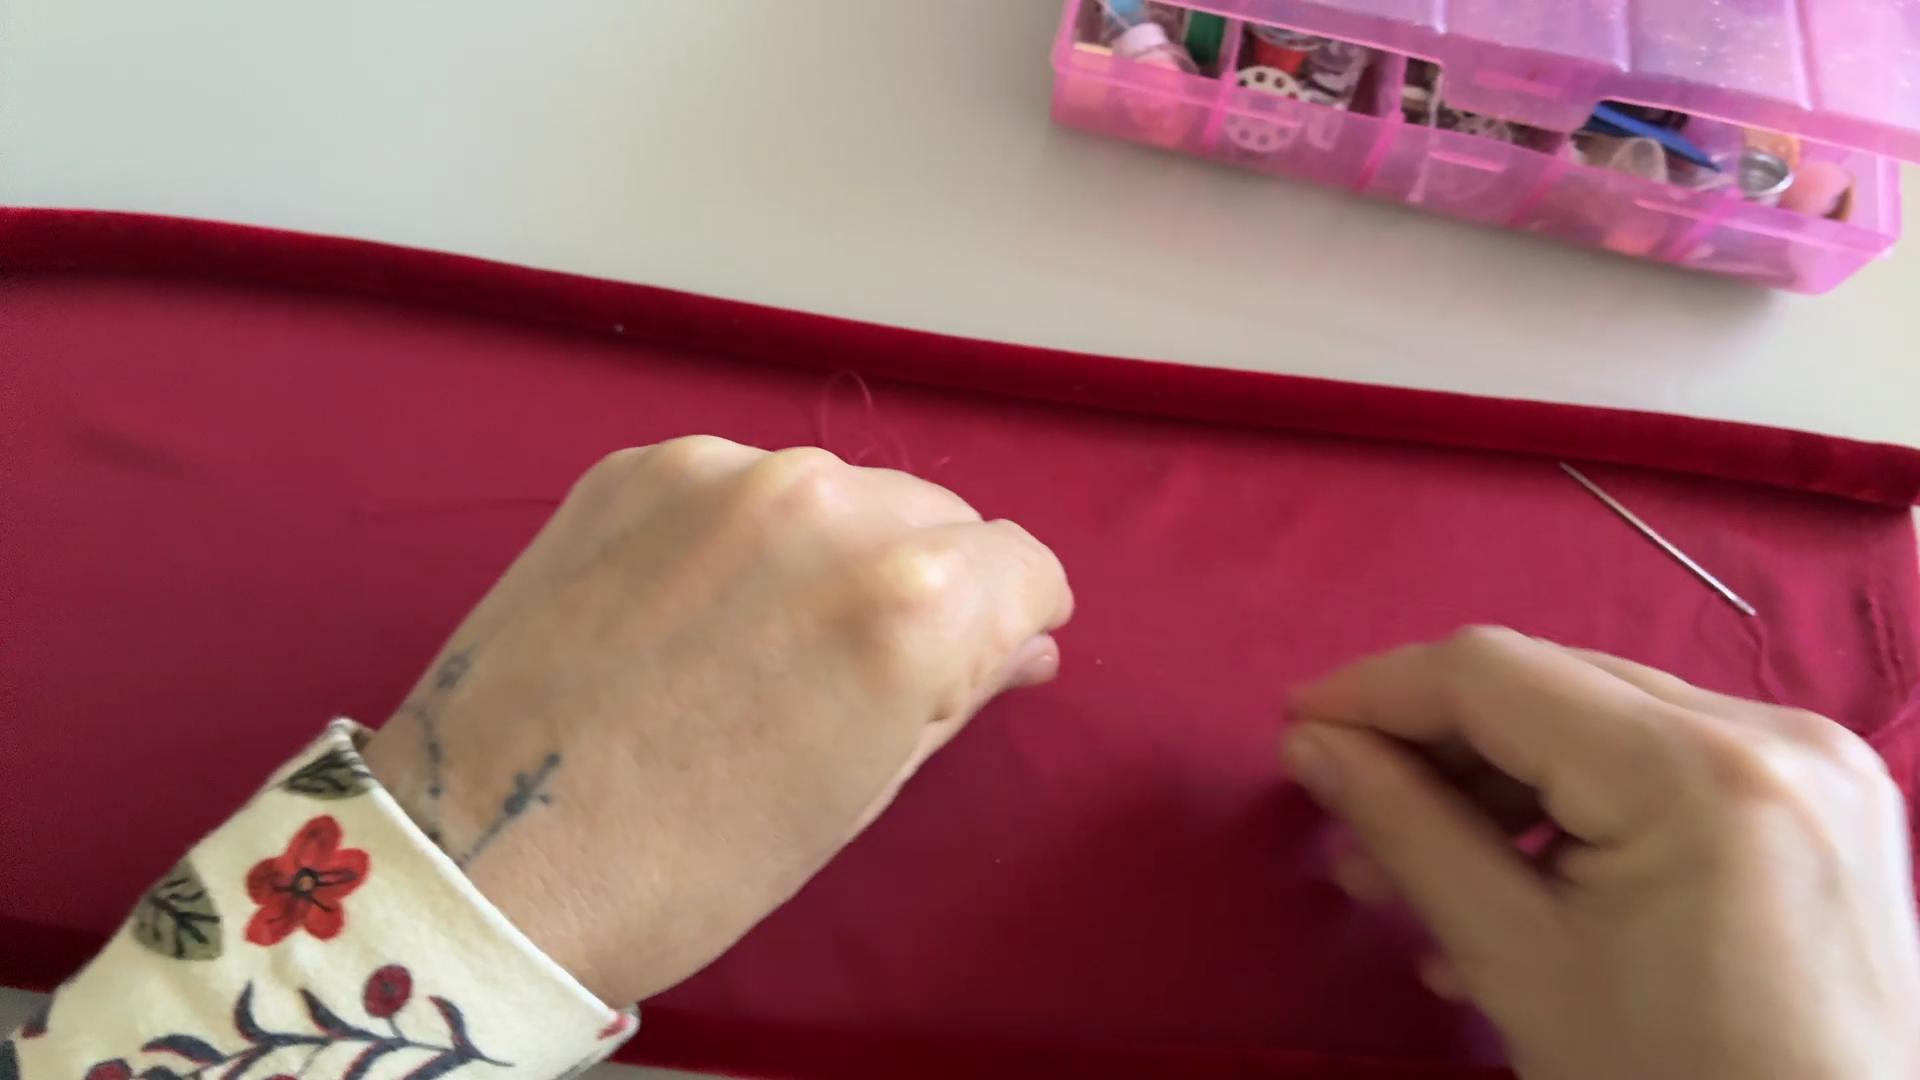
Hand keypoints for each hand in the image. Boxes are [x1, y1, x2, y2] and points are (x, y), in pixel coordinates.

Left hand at [360, 438, 1072, 1004]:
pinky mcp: (643, 463)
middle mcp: (830, 505)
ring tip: (768, 627)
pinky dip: (754, 531)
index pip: (1026, 564)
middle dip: (934, 577)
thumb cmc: (708, 856)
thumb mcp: (870, 782)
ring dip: (843, 547)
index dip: (1018, 613)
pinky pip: (751, 482)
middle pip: (942, 514)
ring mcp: (727, 471)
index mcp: (910, 601)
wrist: (483, 856)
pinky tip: (697, 597)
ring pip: (850, 490)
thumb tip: (1027, 639)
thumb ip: (966, 684)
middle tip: (862, 656)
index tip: (988, 648)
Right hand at [1281, 627, 1919, 1079]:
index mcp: (1698, 769)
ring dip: (1467, 781)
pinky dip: (1537, 806)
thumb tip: (1306, 743)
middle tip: (1341, 802)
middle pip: (1527, 687)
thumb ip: (1399, 822)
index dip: (1372, 688)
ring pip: (1568, 720)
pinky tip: (1489, 881)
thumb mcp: (1512, 955)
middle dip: (1417, 743)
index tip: (1295, 722)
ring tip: (1397, 867)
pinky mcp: (1793, 798)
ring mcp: (1794, 761)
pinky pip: (1624, 763)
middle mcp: (1764, 731)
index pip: (1486, 673)